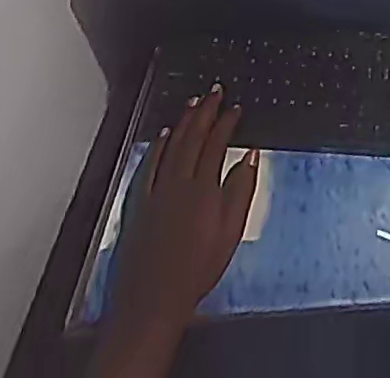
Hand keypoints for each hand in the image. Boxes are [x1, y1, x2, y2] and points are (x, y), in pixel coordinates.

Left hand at [93, 87, 256, 377]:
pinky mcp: (140, 200)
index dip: (226, 123)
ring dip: (184, 120)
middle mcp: (178, 182)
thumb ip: (241, 189)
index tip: (235, 108)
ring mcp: (156, 189)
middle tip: (215, 91)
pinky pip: (150, 162)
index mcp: (203, 188)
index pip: (216, 144)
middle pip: (193, 137)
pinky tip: (164, 133)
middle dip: (206, 111)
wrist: (153, 299)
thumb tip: (249, 155)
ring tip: (194, 102)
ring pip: (172, 144)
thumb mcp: (230, 232)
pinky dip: (159, 145)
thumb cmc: (196, 270)